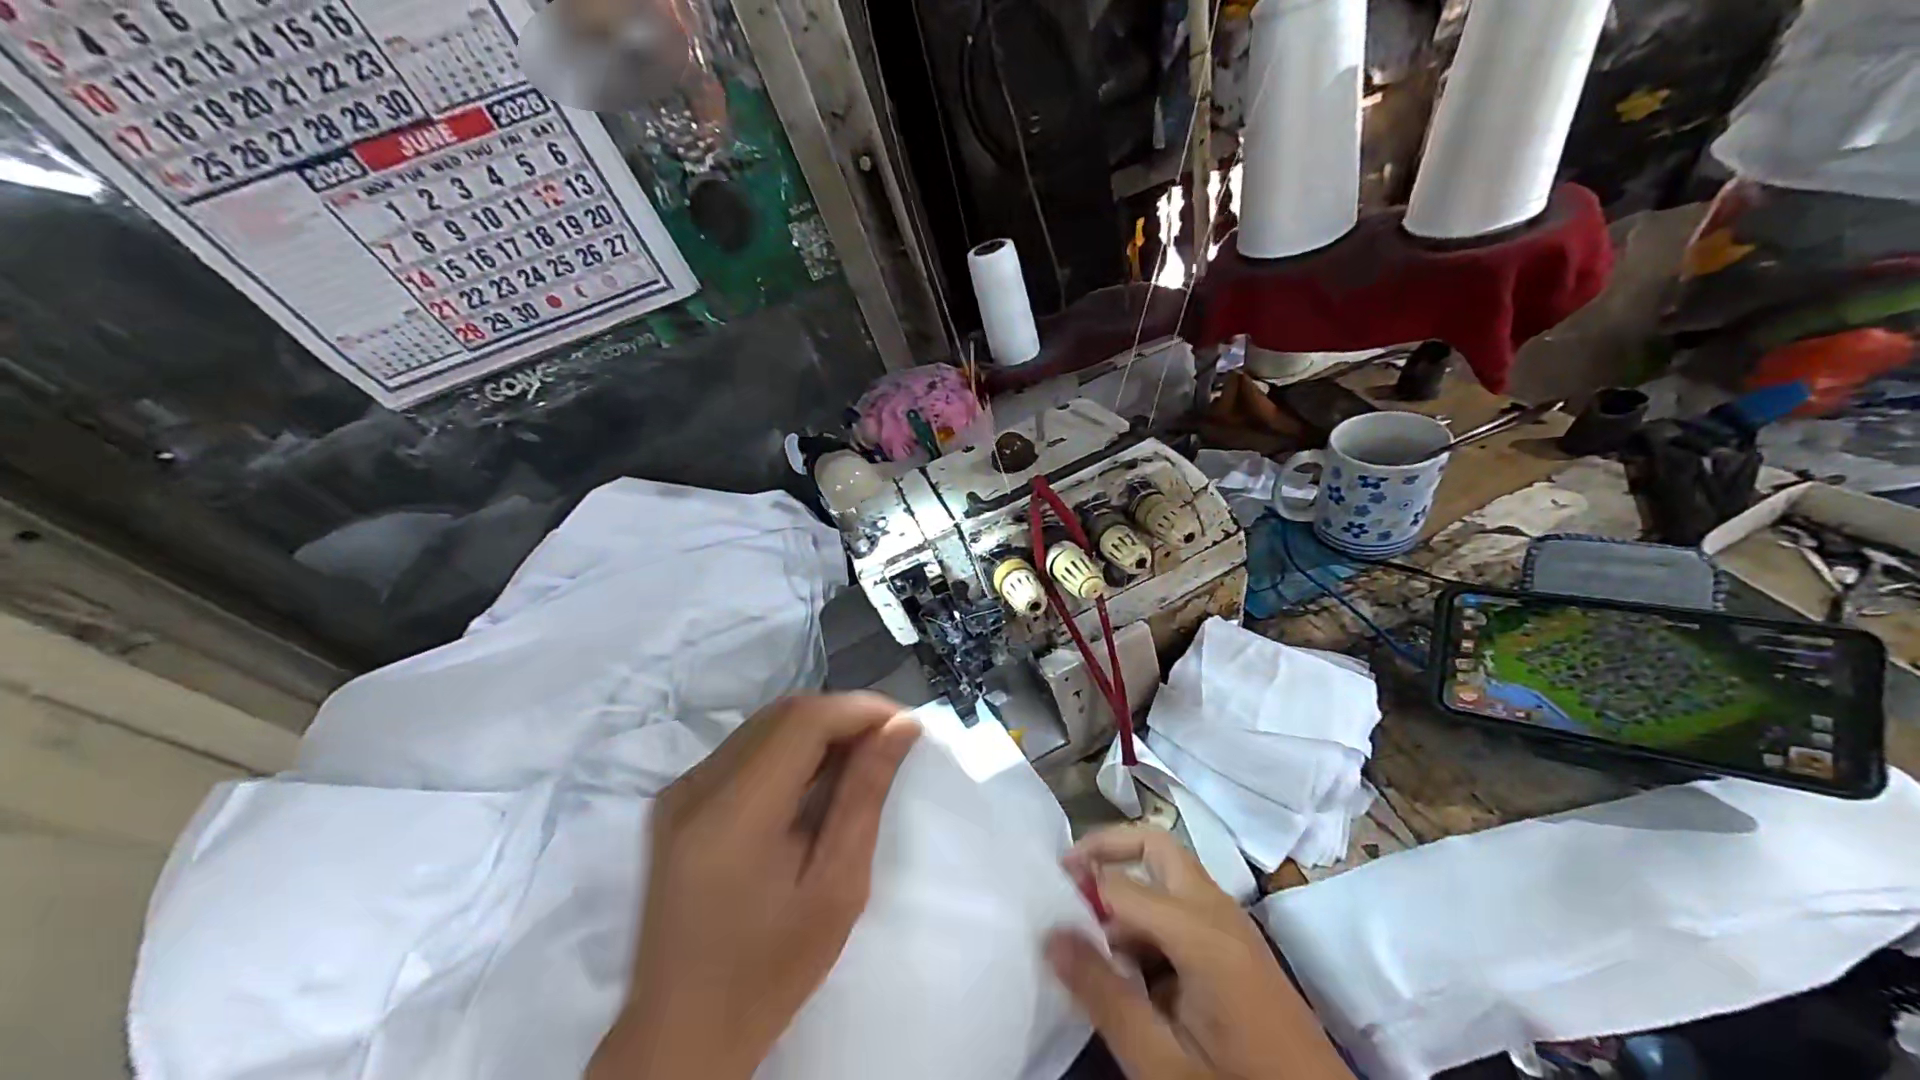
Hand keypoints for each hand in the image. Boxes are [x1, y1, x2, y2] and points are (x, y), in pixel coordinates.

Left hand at [589, 693, 921, 1079]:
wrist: (683, 1030)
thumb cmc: (770, 969)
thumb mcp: (837, 886)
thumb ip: (865, 795)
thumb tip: (901, 727)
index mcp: (733, 813)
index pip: (803, 720)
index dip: (860, 709)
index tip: (905, 726)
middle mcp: (695, 787)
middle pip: (782, 715)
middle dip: (843, 716)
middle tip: (889, 743)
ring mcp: (678, 792)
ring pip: (763, 727)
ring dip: (817, 730)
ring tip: (859, 761)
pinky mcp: (675, 802)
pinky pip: (743, 751)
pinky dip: (788, 751)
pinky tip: (814, 781)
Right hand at [1047, 826, 1349, 1079]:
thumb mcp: (1161, 1062)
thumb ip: (1104, 994)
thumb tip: (1051, 934)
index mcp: (1203, 932)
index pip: (1122, 884)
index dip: (1078, 888)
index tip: (1042, 907)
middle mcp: (1219, 912)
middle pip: (1156, 847)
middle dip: (1107, 850)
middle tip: (1065, 878)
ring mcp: (1233, 927)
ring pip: (1170, 876)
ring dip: (1127, 886)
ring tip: (1091, 935)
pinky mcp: (1237, 947)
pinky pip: (1184, 906)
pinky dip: (1148, 915)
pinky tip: (1129, 965)